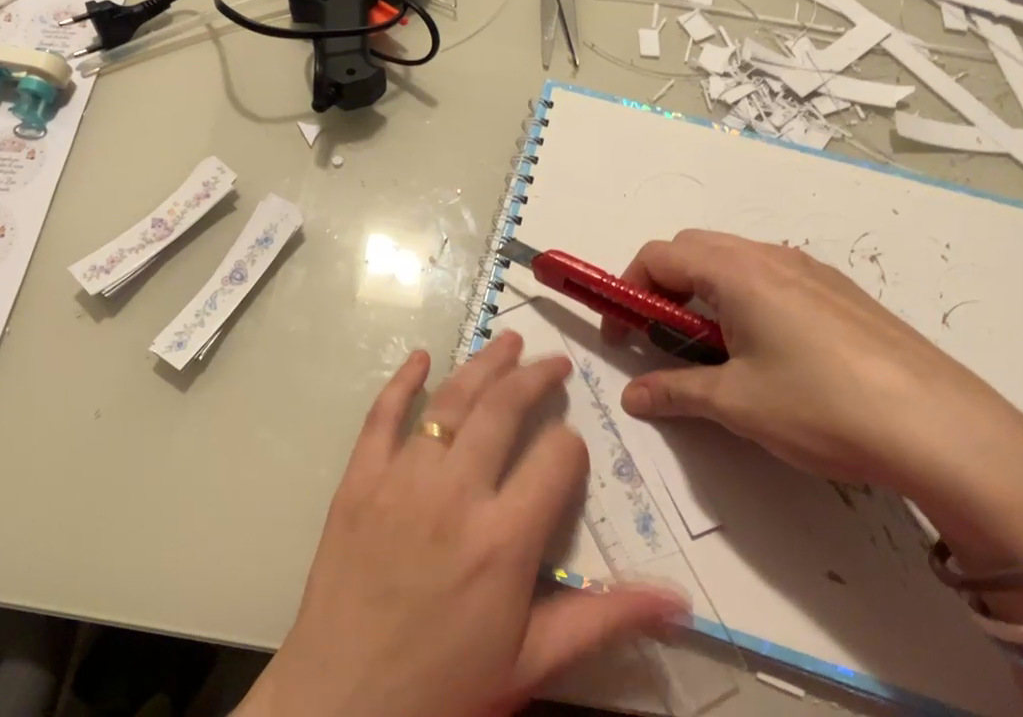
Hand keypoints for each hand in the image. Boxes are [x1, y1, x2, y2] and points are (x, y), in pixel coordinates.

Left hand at [239, 333, 686, 716]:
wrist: (343, 701)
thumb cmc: (444, 683)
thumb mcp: (531, 660)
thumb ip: (603, 620)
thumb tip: (679, 603)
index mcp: (504, 540)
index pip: (555, 459)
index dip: (571, 446)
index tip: (571, 447)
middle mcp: (456, 495)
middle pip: (503, 410)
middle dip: (534, 378)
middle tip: (553, 362)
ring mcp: (401, 481)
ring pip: (449, 403)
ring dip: (481, 366)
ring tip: (507, 341)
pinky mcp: (358, 481)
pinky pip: (381, 417)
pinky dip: (402, 381)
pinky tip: (420, 357)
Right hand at [605, 231, 1022, 536]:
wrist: (945, 432)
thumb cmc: (823, 407)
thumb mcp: (736, 404)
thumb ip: (676, 392)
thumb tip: (634, 396)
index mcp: (739, 272)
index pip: (659, 256)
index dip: (627, 291)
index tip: (622, 338)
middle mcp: (775, 258)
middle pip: (695, 250)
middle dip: (664, 288)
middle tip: (661, 341)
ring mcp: (816, 274)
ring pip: (738, 264)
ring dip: (706, 296)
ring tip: (715, 354)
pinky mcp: (846, 297)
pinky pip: (776, 282)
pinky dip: (746, 304)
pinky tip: (769, 358)